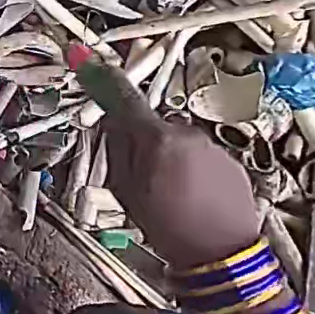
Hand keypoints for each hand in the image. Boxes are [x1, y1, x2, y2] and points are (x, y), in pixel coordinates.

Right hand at [68, 43, 260, 268]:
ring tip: (169, 194)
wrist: (223, 257)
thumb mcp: (124, 189)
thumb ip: (116, 149)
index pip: (121, 97)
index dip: (99, 76)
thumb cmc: (170, 227)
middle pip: (151, 124)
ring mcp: (212, 147)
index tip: (84, 56)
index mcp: (156, 139)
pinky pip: (198, 155)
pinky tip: (190, 196)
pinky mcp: (230, 161)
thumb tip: (112, 123)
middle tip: (139, 177)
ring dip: (167, 157)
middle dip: (142, 141)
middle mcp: (187, 134)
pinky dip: (190, 169)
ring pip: (175, 141)